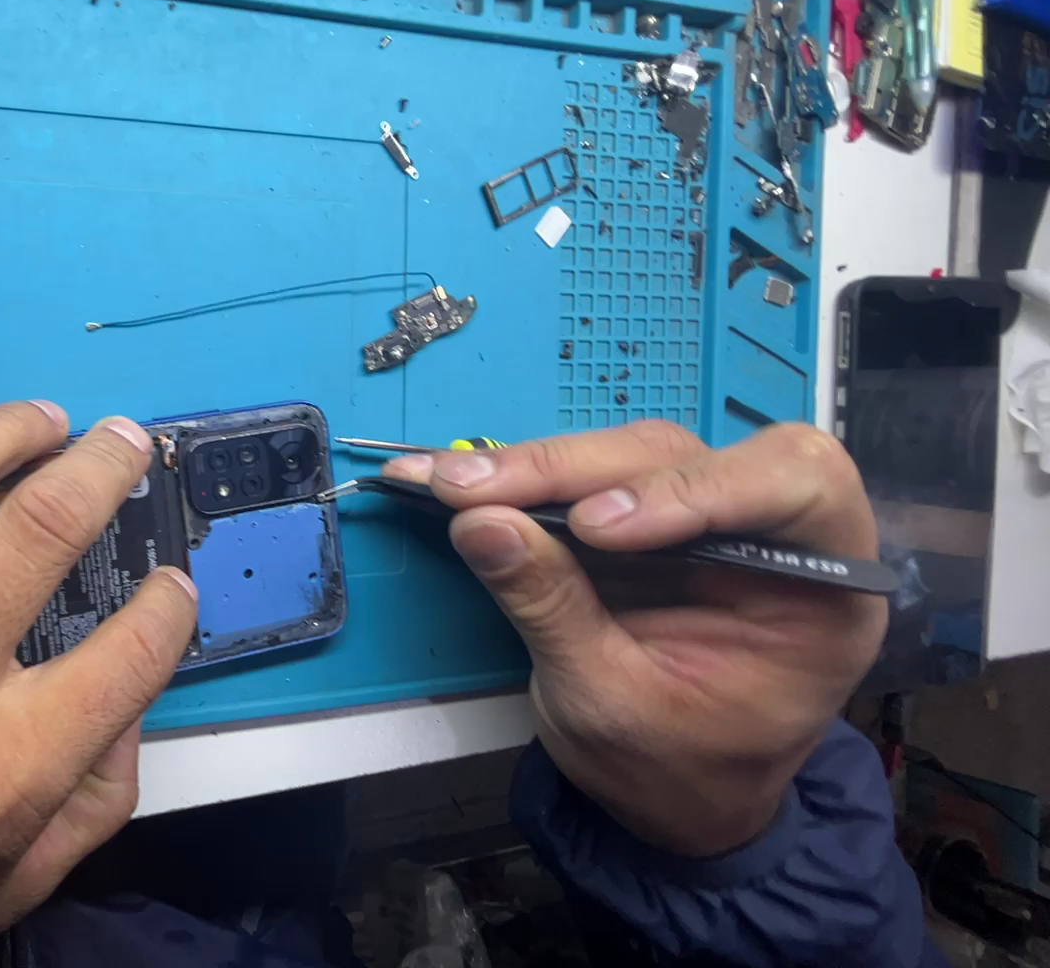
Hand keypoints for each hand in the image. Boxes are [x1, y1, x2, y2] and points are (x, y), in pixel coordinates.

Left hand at [0, 400, 198, 967]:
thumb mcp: (14, 881)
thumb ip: (99, 787)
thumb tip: (133, 678)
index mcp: (0, 771)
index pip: (127, 651)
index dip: (168, 605)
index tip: (171, 582)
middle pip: (38, 530)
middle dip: (103, 469)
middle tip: (125, 442)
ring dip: (6, 430)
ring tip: (43, 420)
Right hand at [385, 421, 884, 856]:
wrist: (658, 792)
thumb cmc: (668, 766)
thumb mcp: (607, 701)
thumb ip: (550, 609)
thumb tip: (480, 523)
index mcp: (810, 587)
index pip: (794, 486)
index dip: (695, 487)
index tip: (593, 525)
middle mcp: (752, 534)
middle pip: (667, 457)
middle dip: (562, 470)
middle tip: (467, 487)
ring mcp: (678, 518)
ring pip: (610, 454)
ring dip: (522, 467)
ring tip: (443, 482)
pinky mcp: (615, 517)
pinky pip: (562, 479)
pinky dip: (500, 478)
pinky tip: (437, 476)